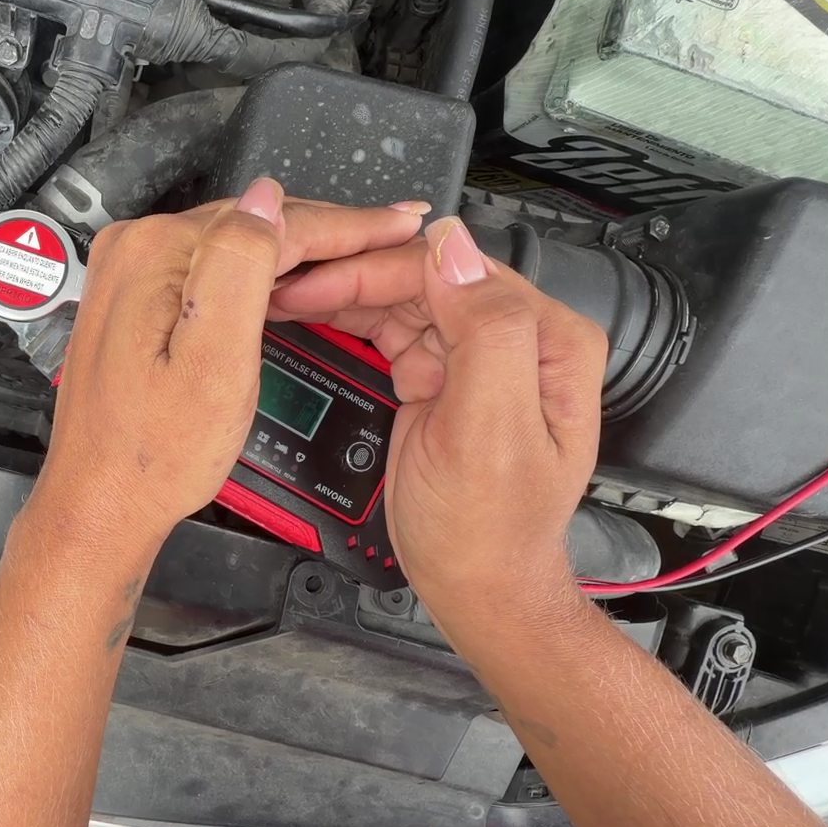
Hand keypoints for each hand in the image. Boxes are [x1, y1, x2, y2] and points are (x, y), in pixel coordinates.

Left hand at [30, 179, 427, 554]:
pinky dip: (251, 274)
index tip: (399, 223)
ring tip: (354, 253)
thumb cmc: (154, 453)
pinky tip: (284, 280)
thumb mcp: (214, 364)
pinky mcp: (130, 302)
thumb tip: (265, 200)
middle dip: (323, 232)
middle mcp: (131, 253)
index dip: (345, 226)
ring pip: (230, 249)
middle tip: (390, 233)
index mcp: (154, 256)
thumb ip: (240, 270)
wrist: (101, 498)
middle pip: (248, 228)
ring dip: (291, 252)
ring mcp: (126, 277)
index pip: (269, 222)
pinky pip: (205, 272)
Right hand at [270, 218, 606, 617]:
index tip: (311, 282)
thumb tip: (449, 247)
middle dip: (348, 277)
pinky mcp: (434, 373)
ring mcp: (469, 354)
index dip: (373, 269)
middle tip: (284, 287)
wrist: (473, 579)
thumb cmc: (487, 524)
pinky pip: (386, 328)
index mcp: (543, 339)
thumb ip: (484, 332)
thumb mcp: (489, 432)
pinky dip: (347, 319)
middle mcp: (511, 337)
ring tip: (285, 297)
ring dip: (340, 294)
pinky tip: (314, 314)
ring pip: (397, 298)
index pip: (449, 271)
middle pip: (419, 277)